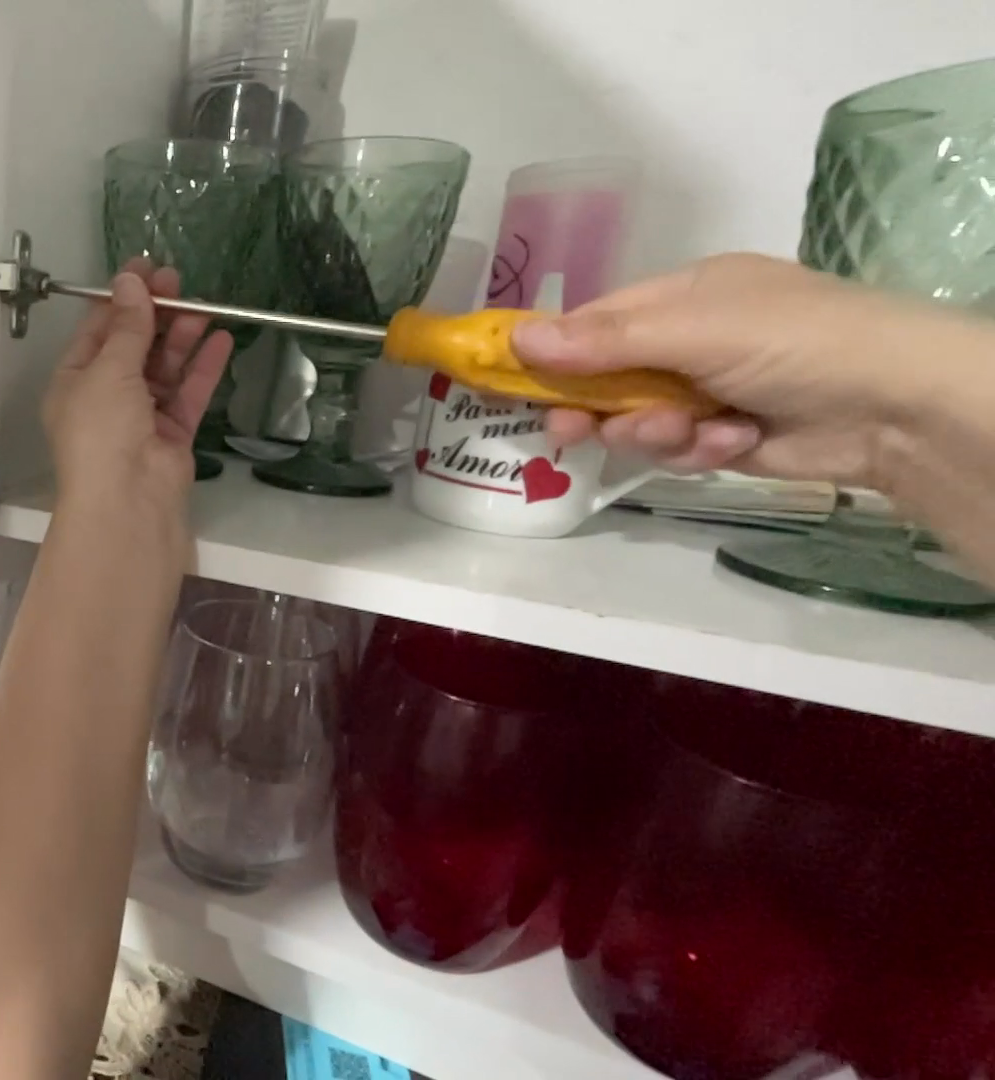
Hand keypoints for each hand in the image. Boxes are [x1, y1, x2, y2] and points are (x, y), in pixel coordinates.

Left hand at [43, 261, 231, 522]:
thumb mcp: (107, 370)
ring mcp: (140, 417)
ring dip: (181, 337)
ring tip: (202, 307)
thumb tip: (131, 282)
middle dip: (155, 314)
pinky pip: (188, 393)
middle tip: (178, 283)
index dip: (121, 299)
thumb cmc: (101, 431)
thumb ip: (127, 327)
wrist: (127, 501)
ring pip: (163, 368)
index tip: (145, 268)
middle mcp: (105, 398)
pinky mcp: (172, 434)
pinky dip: (203, 368)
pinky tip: (220, 339)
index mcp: (74, 382)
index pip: (97, 331)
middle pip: (133, 346)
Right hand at [514, 253, 954, 485]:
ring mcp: (700, 391)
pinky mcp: (715, 437)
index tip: (508, 381)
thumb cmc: (798, 342)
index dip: (547, 353)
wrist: (904, 407)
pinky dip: (694, 450)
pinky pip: (669, 450)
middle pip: (598, 380)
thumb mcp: (694, 332)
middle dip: (589, 407)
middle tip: (572, 431)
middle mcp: (684, 342)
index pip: (588, 325)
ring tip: (683, 432)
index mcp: (679, 298)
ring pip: (627, 422)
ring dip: (648, 432)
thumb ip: (601, 341)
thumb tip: (514, 339)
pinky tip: (732, 442)